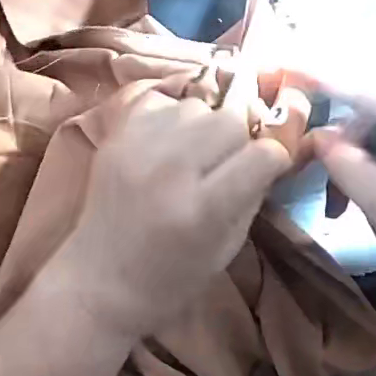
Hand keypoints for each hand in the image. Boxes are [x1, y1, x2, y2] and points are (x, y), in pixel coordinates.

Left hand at [43, 89, 292, 340]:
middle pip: (230, 119)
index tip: (269, 165)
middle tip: (229, 160)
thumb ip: (252, 191)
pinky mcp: (115, 135)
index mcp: (202, 209)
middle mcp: (170, 169)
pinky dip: (170, 112)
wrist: (102, 278)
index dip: (273, 157)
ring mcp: (137, 146)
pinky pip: (158, 98)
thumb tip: (272, 145)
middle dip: (241, 137)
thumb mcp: (228, 246)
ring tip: (195, 151)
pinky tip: (168, 138)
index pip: (262, 154)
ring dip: (205, 124)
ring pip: (196, 104)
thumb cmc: (173, 276)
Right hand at [293, 71, 375, 294]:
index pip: (363, 88)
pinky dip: (346, 166)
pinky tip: (341, 200)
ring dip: (336, 156)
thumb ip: (345, 164)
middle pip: (358, 100)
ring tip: (331, 197)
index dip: (321, 77)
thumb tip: (312, 135)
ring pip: (356, 125)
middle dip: (325, 119)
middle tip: (286, 123)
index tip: (285, 65)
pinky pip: (363, 142)